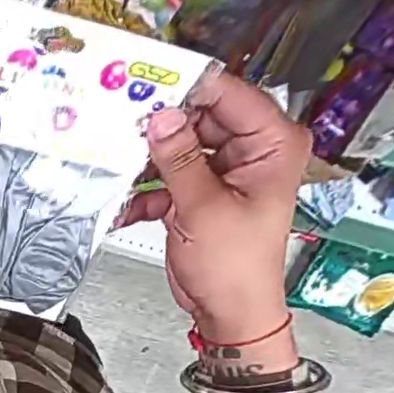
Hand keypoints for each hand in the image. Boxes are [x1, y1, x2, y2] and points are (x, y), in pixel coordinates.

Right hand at [119, 73, 312, 380]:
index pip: (229, 95)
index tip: (152, 80)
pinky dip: (146, 193)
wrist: (228, 312)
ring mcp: (221, 174)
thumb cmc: (238, 270)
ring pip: (179, 148)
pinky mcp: (198, 195)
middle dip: (162, 128)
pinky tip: (128, 205)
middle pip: (199, 119)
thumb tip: (161, 119)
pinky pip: (168, 179)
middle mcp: (249, 153)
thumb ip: (180, 159)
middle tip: (127, 125)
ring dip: (149, 162)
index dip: (188, 88)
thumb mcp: (204, 208)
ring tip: (122, 166)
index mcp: (271, 145)